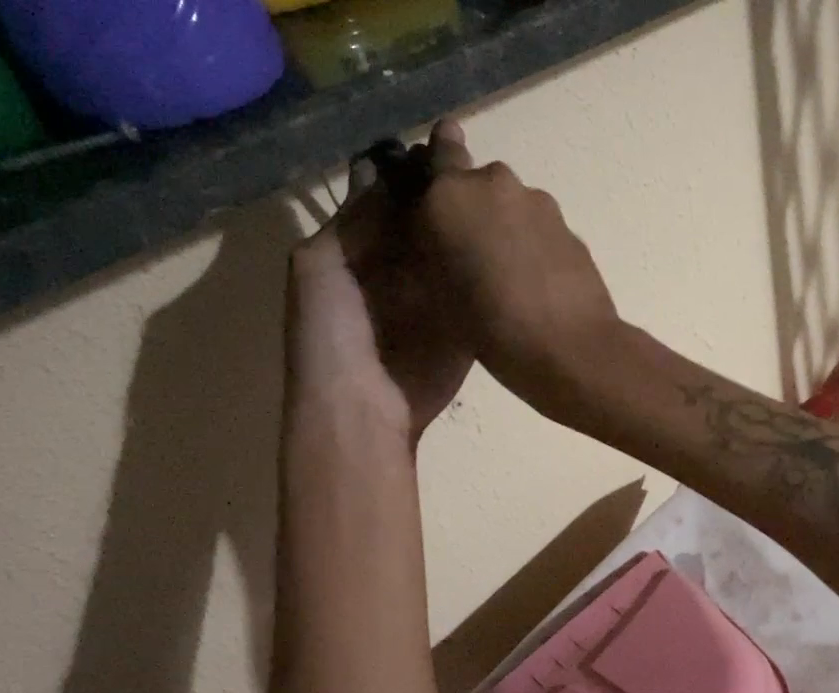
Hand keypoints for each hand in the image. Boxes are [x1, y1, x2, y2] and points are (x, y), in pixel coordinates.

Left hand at [286, 120, 478, 440]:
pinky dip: (493, 267)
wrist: (365, 404)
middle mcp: (398, 263)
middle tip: (475, 162)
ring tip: (500, 192)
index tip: (438, 142)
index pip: (383, 193)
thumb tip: (396, 174)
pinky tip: (514, 238)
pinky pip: (480, 286)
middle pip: (426, 217)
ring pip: (455, 247)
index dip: (405, 168)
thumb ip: (357, 220)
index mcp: (357, 244)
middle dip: (444, 192)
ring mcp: (435, 293)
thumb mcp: (323, 263)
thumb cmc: (332, 332)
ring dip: (472, 225)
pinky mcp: (465, 322)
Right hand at [414, 148, 621, 408]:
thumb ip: (429, 245)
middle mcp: (496, 184)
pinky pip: (543, 231)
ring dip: (508, 228)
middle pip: (480, 183)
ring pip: (515, 206)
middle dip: (475, 207)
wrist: (569, 347)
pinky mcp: (573, 231)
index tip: (435, 186)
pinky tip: (537, 283)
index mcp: (449, 191)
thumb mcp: (433, 289)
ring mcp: (542, 206)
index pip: (437, 152)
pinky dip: (536, 247)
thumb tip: (434, 233)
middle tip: (471, 250)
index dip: (435, 166)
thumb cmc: (487, 325)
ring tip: (509, 274)